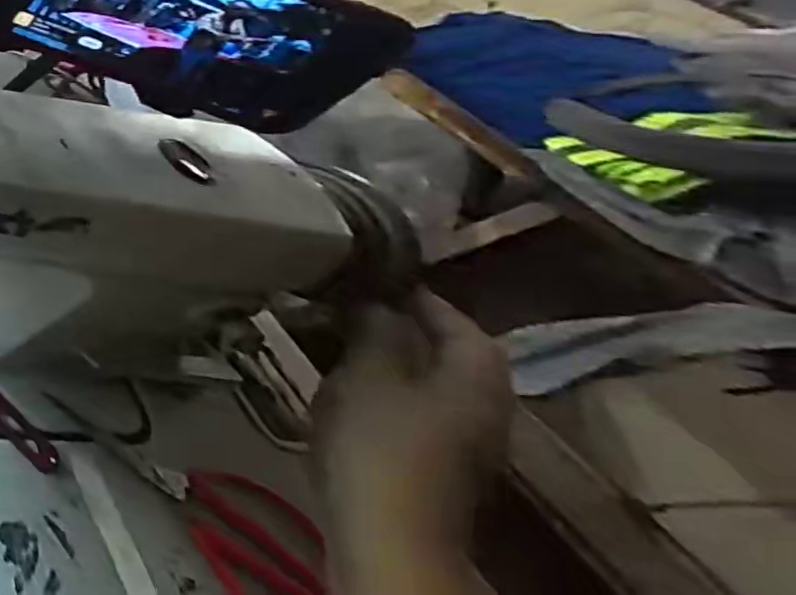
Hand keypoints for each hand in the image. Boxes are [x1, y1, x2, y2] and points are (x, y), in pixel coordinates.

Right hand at [314, 291, 511, 583]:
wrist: (384, 533)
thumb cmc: (380, 441)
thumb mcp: (369, 370)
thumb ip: (376, 327)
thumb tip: (376, 299)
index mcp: (476, 380)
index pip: (459, 323)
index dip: (418, 296)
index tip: (371, 275)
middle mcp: (480, 409)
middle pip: (442, 353)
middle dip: (394, 324)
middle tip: (341, 303)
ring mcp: (456, 442)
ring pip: (419, 380)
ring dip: (378, 355)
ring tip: (327, 336)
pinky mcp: (426, 463)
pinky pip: (403, 406)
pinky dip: (374, 386)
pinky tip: (334, 382)